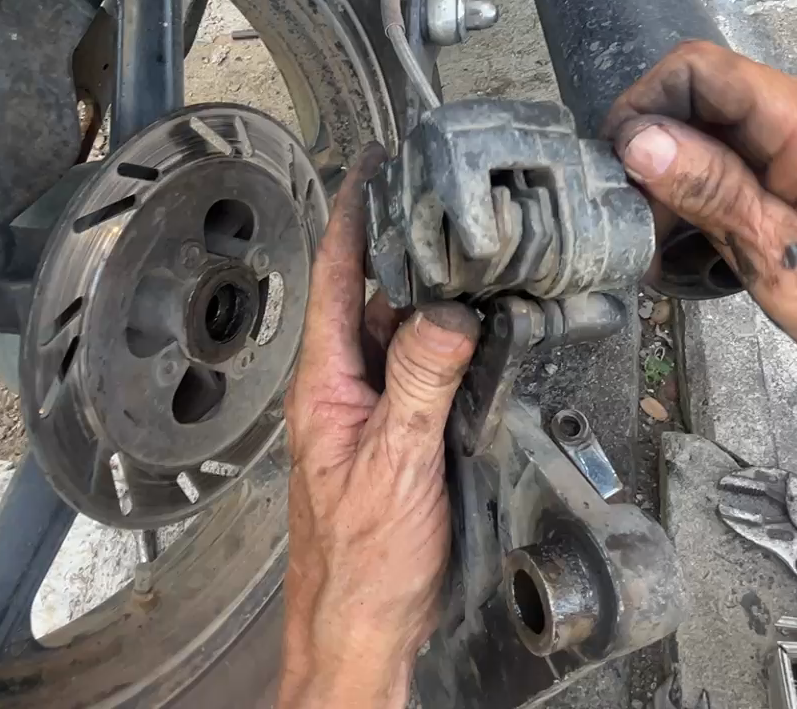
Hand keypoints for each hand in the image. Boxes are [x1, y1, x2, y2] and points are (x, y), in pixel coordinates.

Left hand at [279, 144, 478, 708]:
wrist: (363, 627)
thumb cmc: (361, 559)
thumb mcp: (395, 462)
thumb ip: (420, 383)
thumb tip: (447, 313)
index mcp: (324, 380)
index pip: (332, 276)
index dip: (349, 216)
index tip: (367, 168)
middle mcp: (343, 382)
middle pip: (369, 293)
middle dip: (401, 246)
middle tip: (440, 203)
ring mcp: (369, 404)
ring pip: (398, 327)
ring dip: (426, 293)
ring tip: (465, 255)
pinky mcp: (395, 426)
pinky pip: (417, 364)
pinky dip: (442, 338)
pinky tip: (471, 328)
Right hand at [603, 41, 796, 420]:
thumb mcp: (781, 260)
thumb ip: (712, 191)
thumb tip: (638, 139)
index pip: (700, 68)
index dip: (644, 105)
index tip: (620, 168)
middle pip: (704, 95)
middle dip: (656, 149)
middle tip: (639, 221)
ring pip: (717, 127)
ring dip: (678, 176)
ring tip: (665, 241)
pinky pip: (743, 154)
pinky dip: (708, 189)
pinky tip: (700, 238)